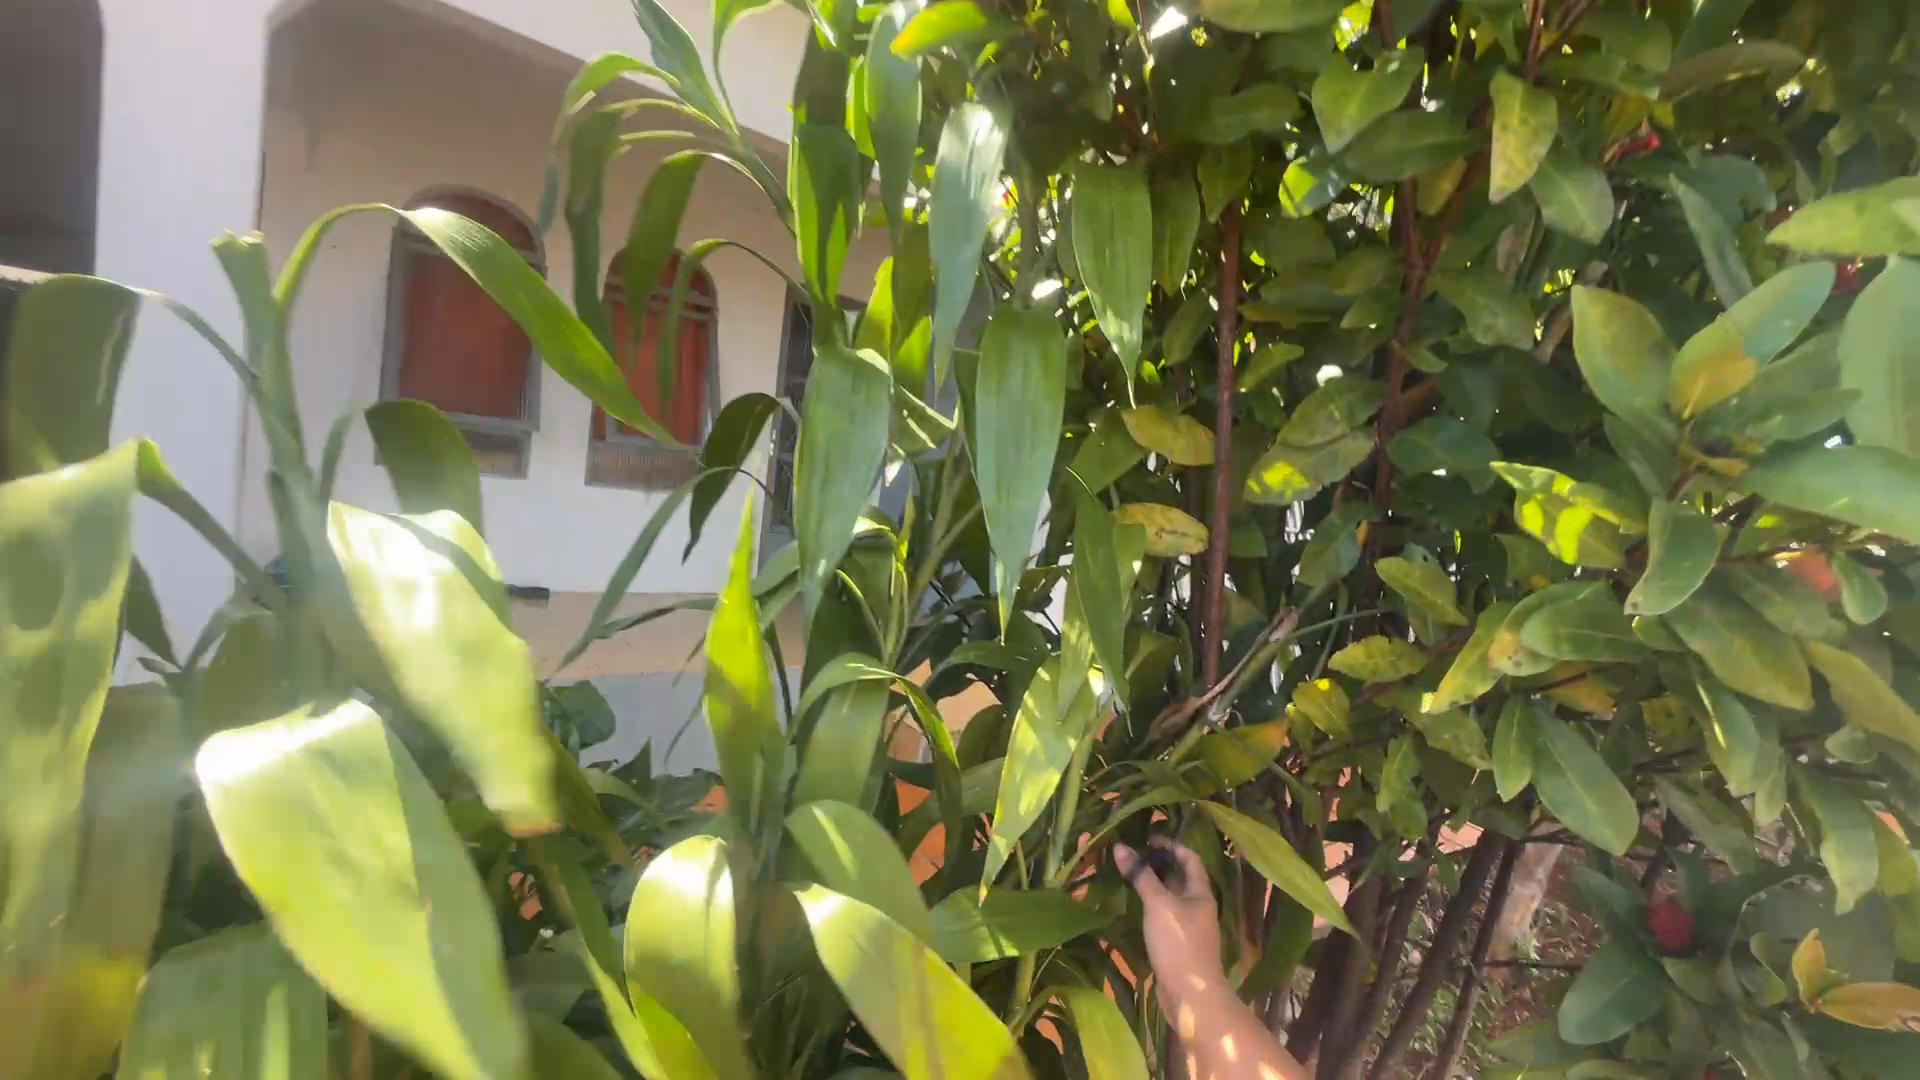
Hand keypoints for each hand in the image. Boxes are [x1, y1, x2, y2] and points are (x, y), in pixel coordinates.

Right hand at [1114, 837, 1222, 1017]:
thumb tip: (1120, 846)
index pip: (1189, 857)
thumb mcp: (1158, 904)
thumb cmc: (1179, 943)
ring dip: (1150, 883)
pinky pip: (1162, 913)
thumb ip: (1140, 876)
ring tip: (1126, 872)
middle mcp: (1196, 905)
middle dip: (1156, 862)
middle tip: (1130, 852)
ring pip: (1168, 895)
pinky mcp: (1176, 942)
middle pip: (1178, 876)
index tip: (1146, 837)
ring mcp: (1187, 925)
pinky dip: (1148, 904)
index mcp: (1200, 892)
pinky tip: (1131, 902)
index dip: (1170, 844)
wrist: (1192, 996)